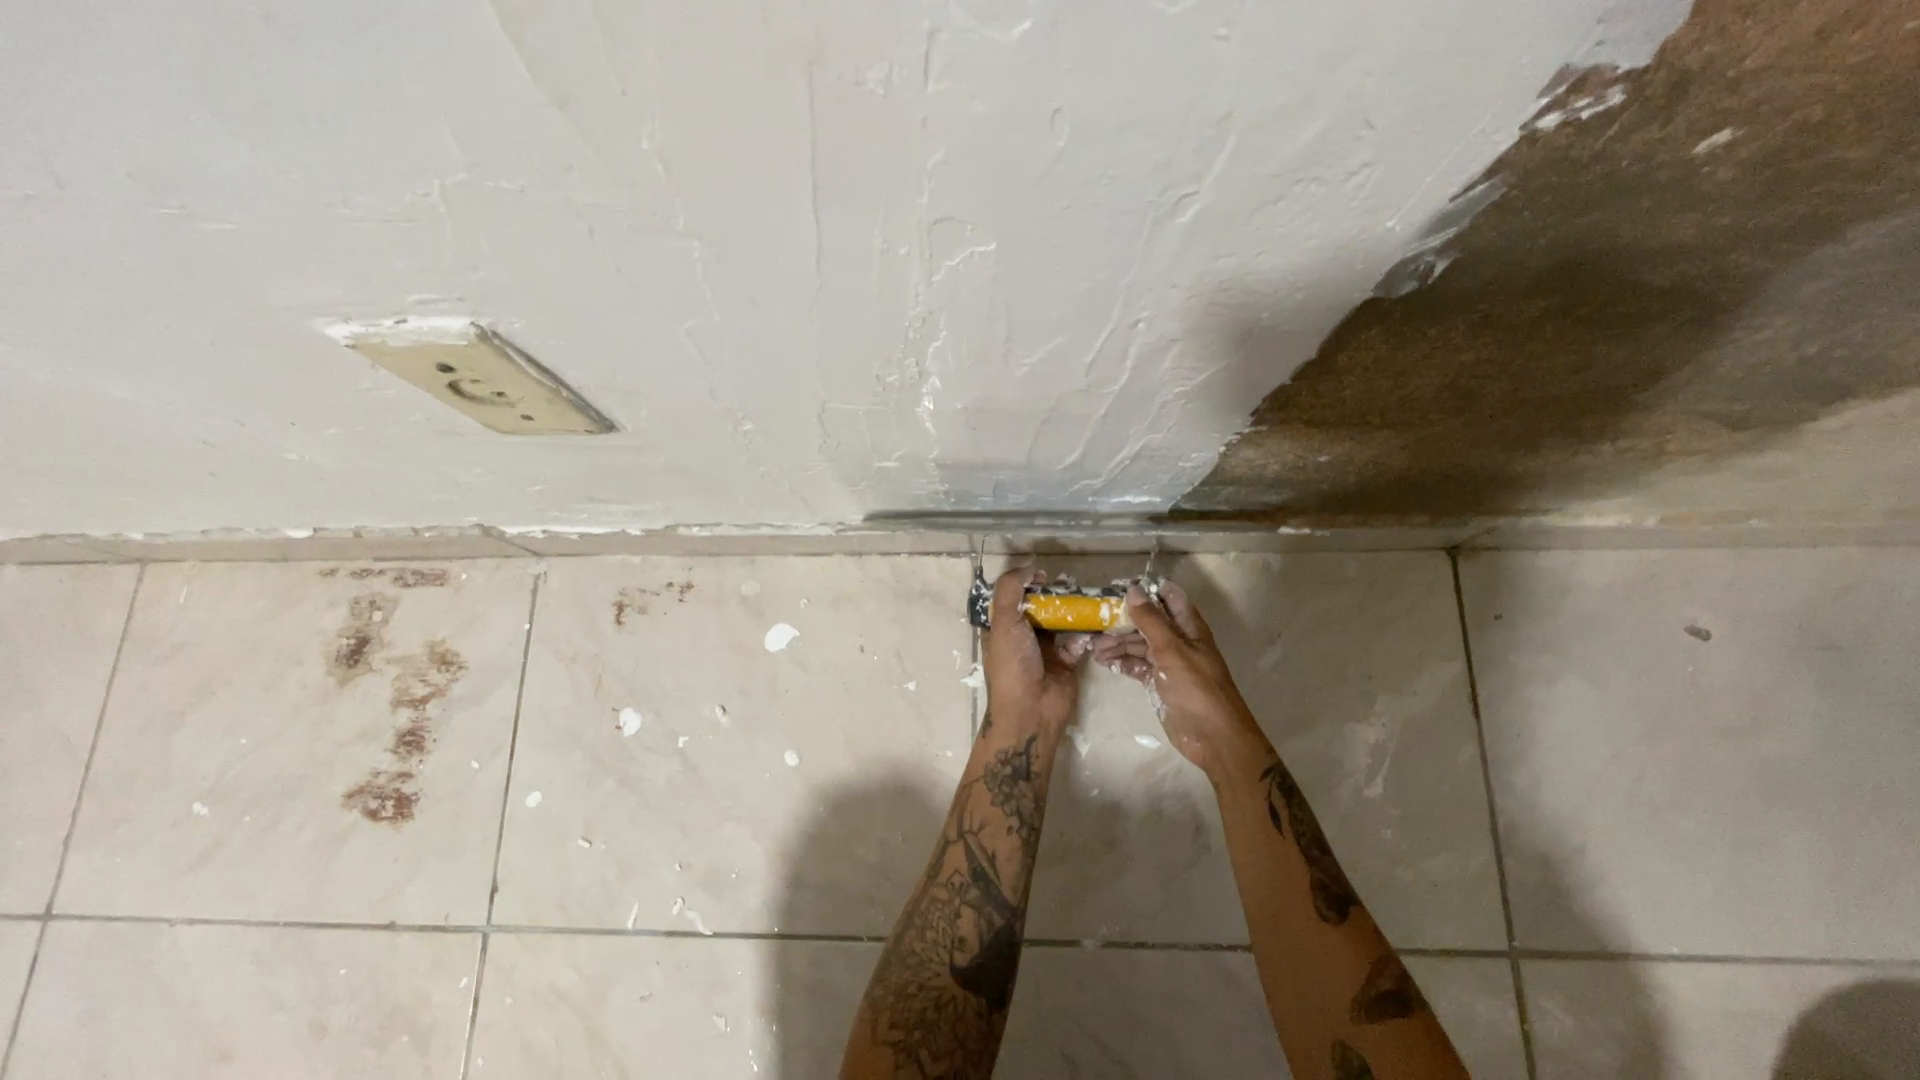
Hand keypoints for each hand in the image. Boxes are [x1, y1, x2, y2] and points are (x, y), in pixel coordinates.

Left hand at [982, 566, 1092, 732]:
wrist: (1032, 710)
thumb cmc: (1012, 664)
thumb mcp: (1004, 621)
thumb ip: (1012, 589)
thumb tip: (1029, 564)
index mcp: (1001, 628)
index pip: (1011, 598)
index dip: (1025, 584)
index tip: (1042, 574)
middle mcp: (1023, 636)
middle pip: (1040, 607)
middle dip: (1054, 595)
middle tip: (1070, 582)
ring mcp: (1046, 649)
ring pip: (1061, 621)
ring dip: (1073, 609)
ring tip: (1087, 596)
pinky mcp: (1067, 660)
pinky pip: (1079, 640)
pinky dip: (1087, 631)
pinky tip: (1095, 620)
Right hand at [1093, 581, 1268, 774]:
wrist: (1212, 736)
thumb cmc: (1197, 688)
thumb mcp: (1171, 650)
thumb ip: (1150, 620)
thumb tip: (1132, 589)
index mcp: (1189, 627)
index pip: (1168, 597)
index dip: (1146, 589)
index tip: (1117, 587)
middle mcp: (1179, 641)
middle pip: (1148, 622)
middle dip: (1123, 620)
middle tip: (1095, 623)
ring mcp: (1169, 663)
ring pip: (1139, 645)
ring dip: (1118, 643)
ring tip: (1093, 648)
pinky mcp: (1160, 683)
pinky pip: (1137, 666)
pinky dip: (1122, 662)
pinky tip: (1104, 662)